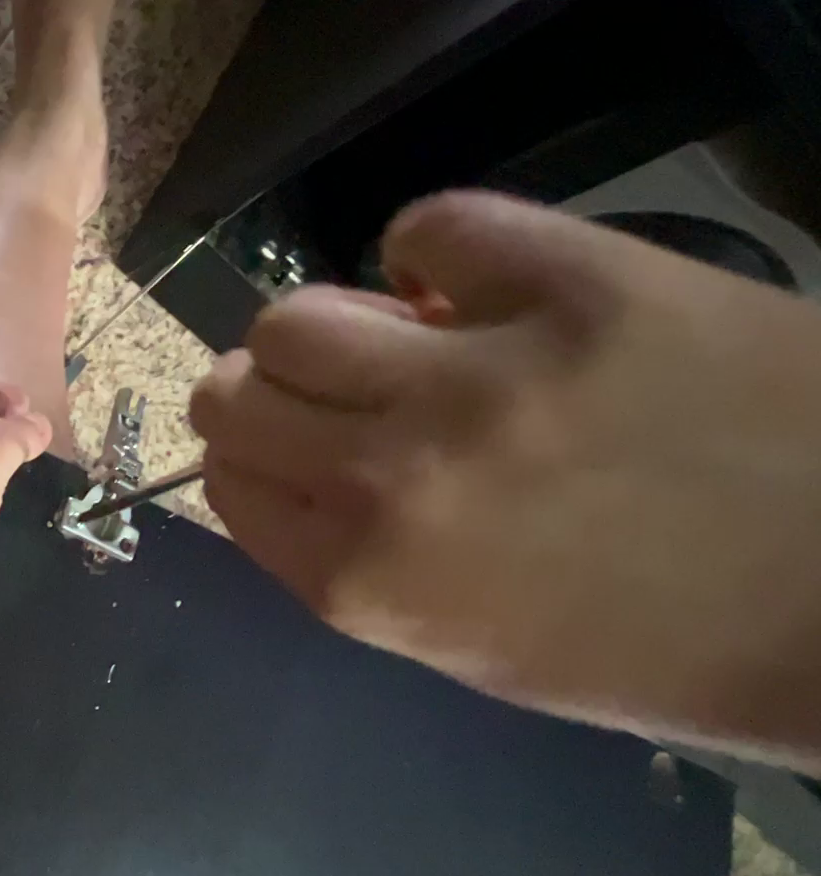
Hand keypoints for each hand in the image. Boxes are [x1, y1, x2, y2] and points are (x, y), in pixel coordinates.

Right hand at [189, 191, 820, 762]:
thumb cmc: (651, 646)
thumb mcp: (453, 644)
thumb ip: (339, 559)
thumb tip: (282, 469)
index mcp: (356, 578)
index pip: (224, 480)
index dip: (244, 459)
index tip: (282, 452)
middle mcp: (385, 481)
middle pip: (229, 394)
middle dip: (255, 393)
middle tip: (315, 396)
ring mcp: (477, 380)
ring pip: (293, 317)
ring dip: (322, 330)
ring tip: (385, 342)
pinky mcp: (581, 287)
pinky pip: (433, 228)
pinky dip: (429, 253)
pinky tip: (462, 289)